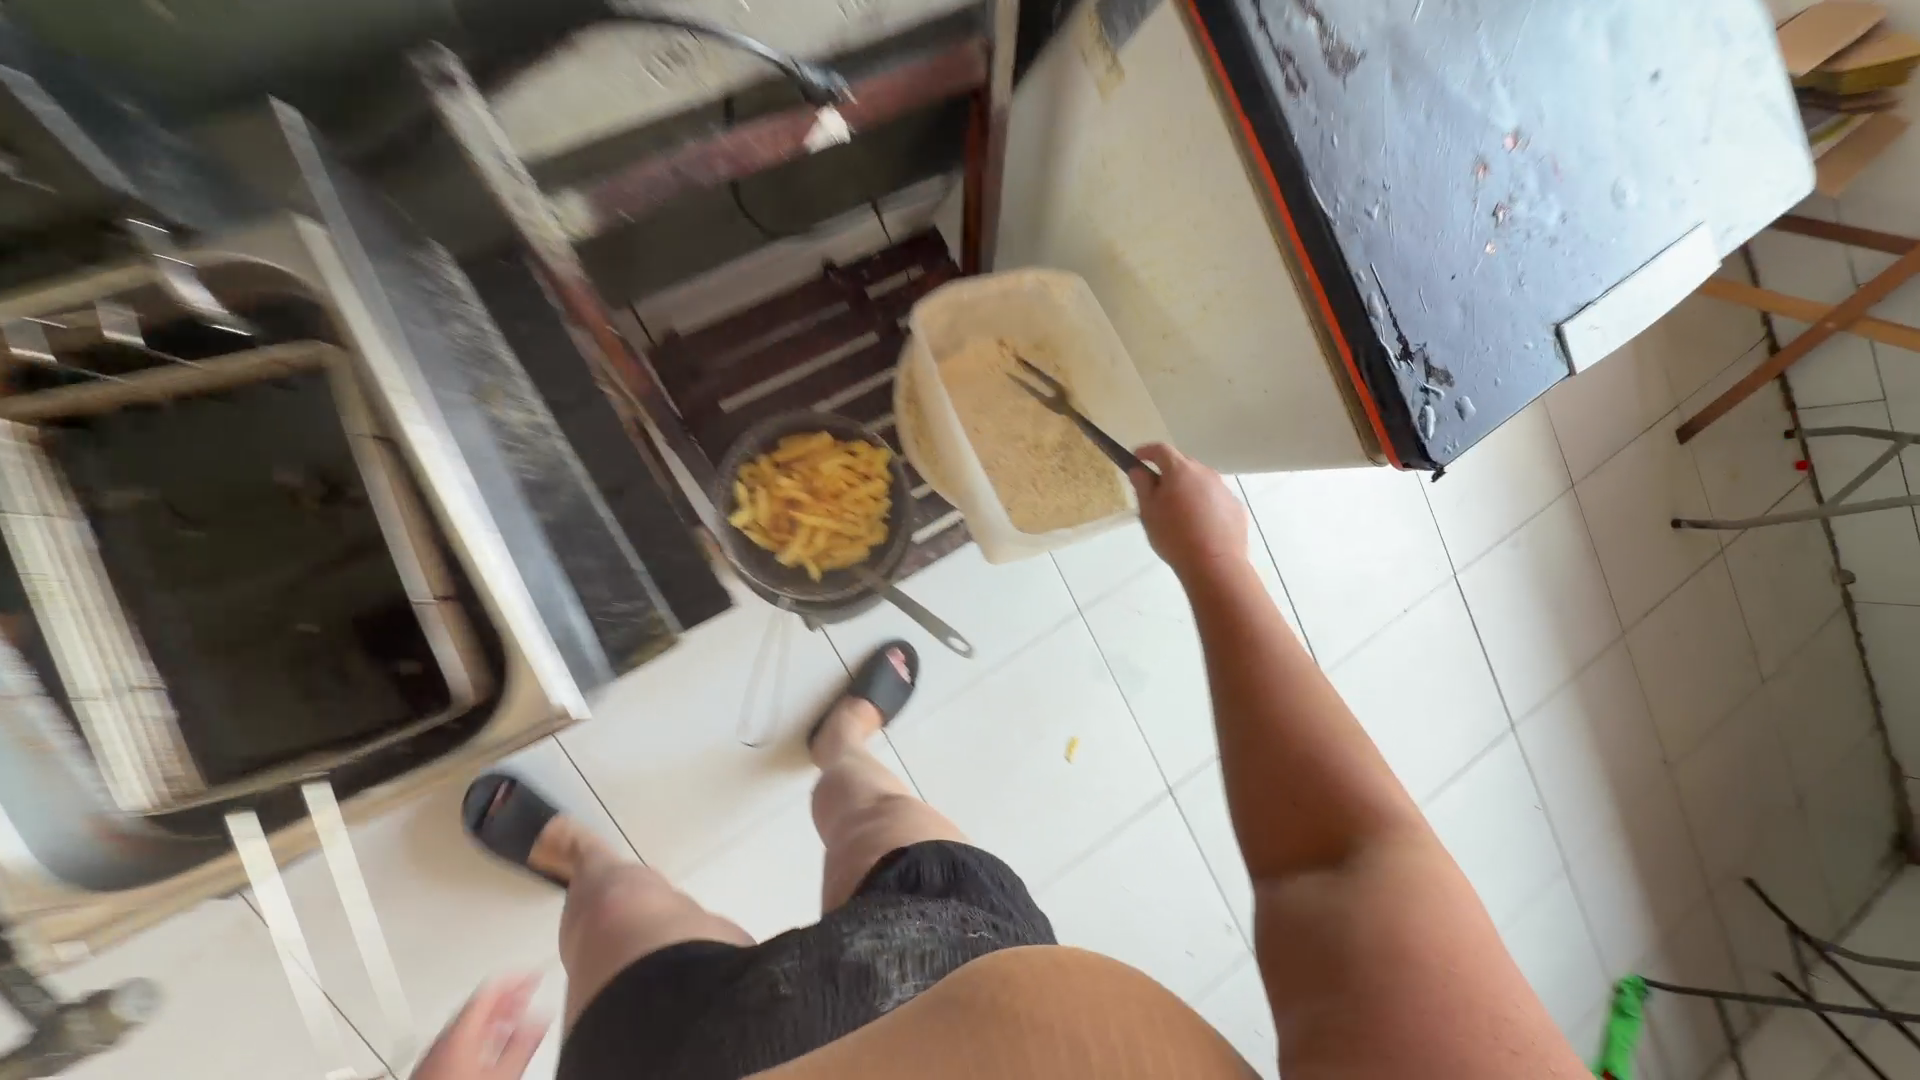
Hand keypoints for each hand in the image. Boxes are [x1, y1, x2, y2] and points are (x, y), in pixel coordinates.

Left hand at [411, 975, 548, 1079]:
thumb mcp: (501, 1073)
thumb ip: (524, 1043)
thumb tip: (541, 1018)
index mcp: (460, 1032)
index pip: (490, 989)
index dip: (516, 978)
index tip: (534, 975)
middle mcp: (443, 1040)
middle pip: (479, 1005)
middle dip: (508, 998)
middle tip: (529, 994)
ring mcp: (433, 1056)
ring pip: (468, 1024)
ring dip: (495, 1018)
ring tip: (516, 1021)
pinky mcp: (429, 1071)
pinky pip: (457, 1042)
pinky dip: (480, 1036)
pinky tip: (491, 1050)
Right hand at [1129, 444, 1247, 579]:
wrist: (1214, 564)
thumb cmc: (1174, 536)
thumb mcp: (1148, 512)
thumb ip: (1142, 486)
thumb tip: (1139, 470)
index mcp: (1180, 471)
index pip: (1160, 449)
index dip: (1146, 451)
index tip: (1136, 458)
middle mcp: (1205, 473)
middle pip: (1183, 464)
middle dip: (1168, 472)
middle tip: (1156, 491)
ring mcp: (1223, 489)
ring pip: (1200, 482)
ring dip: (1188, 489)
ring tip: (1179, 513)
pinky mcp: (1236, 507)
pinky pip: (1215, 499)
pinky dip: (1204, 505)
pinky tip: (1199, 526)